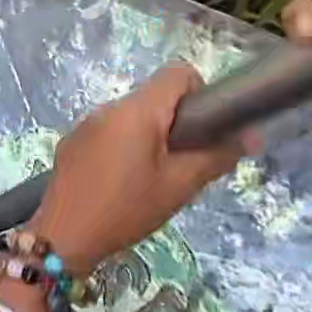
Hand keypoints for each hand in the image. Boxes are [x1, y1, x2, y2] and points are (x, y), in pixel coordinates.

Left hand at [28, 64, 246, 269]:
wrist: (62, 237)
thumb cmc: (125, 210)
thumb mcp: (179, 186)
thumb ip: (216, 155)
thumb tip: (249, 136)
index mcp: (134, 111)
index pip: (177, 73)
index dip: (200, 93)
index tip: (203, 129)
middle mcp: (105, 109)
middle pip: (152, 98)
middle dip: (175, 122)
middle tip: (181, 162)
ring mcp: (83, 127)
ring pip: (129, 118)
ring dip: (148, 137)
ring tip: (151, 177)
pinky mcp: (69, 145)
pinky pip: (106, 134)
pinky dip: (122, 147)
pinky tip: (121, 182)